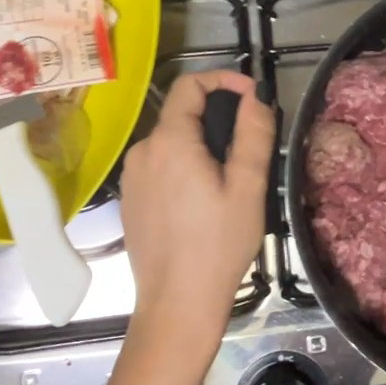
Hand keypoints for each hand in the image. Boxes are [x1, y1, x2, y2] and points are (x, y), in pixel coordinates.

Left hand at [119, 71, 275, 346]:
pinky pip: (160, 165)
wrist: (177, 304)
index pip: (189, 85)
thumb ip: (253, 134)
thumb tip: (255, 96)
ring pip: (171, 141)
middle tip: (249, 148)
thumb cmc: (218, 245)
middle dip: (217, 118)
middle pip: (180, 113)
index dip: (223, 80)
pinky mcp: (130, 200)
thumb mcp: (248, 187)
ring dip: (201, 145)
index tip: (252, 97)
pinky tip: (204, 201)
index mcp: (169, 141)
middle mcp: (142, 151)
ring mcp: (131, 177)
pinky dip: (184, 166)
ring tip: (231, 180)